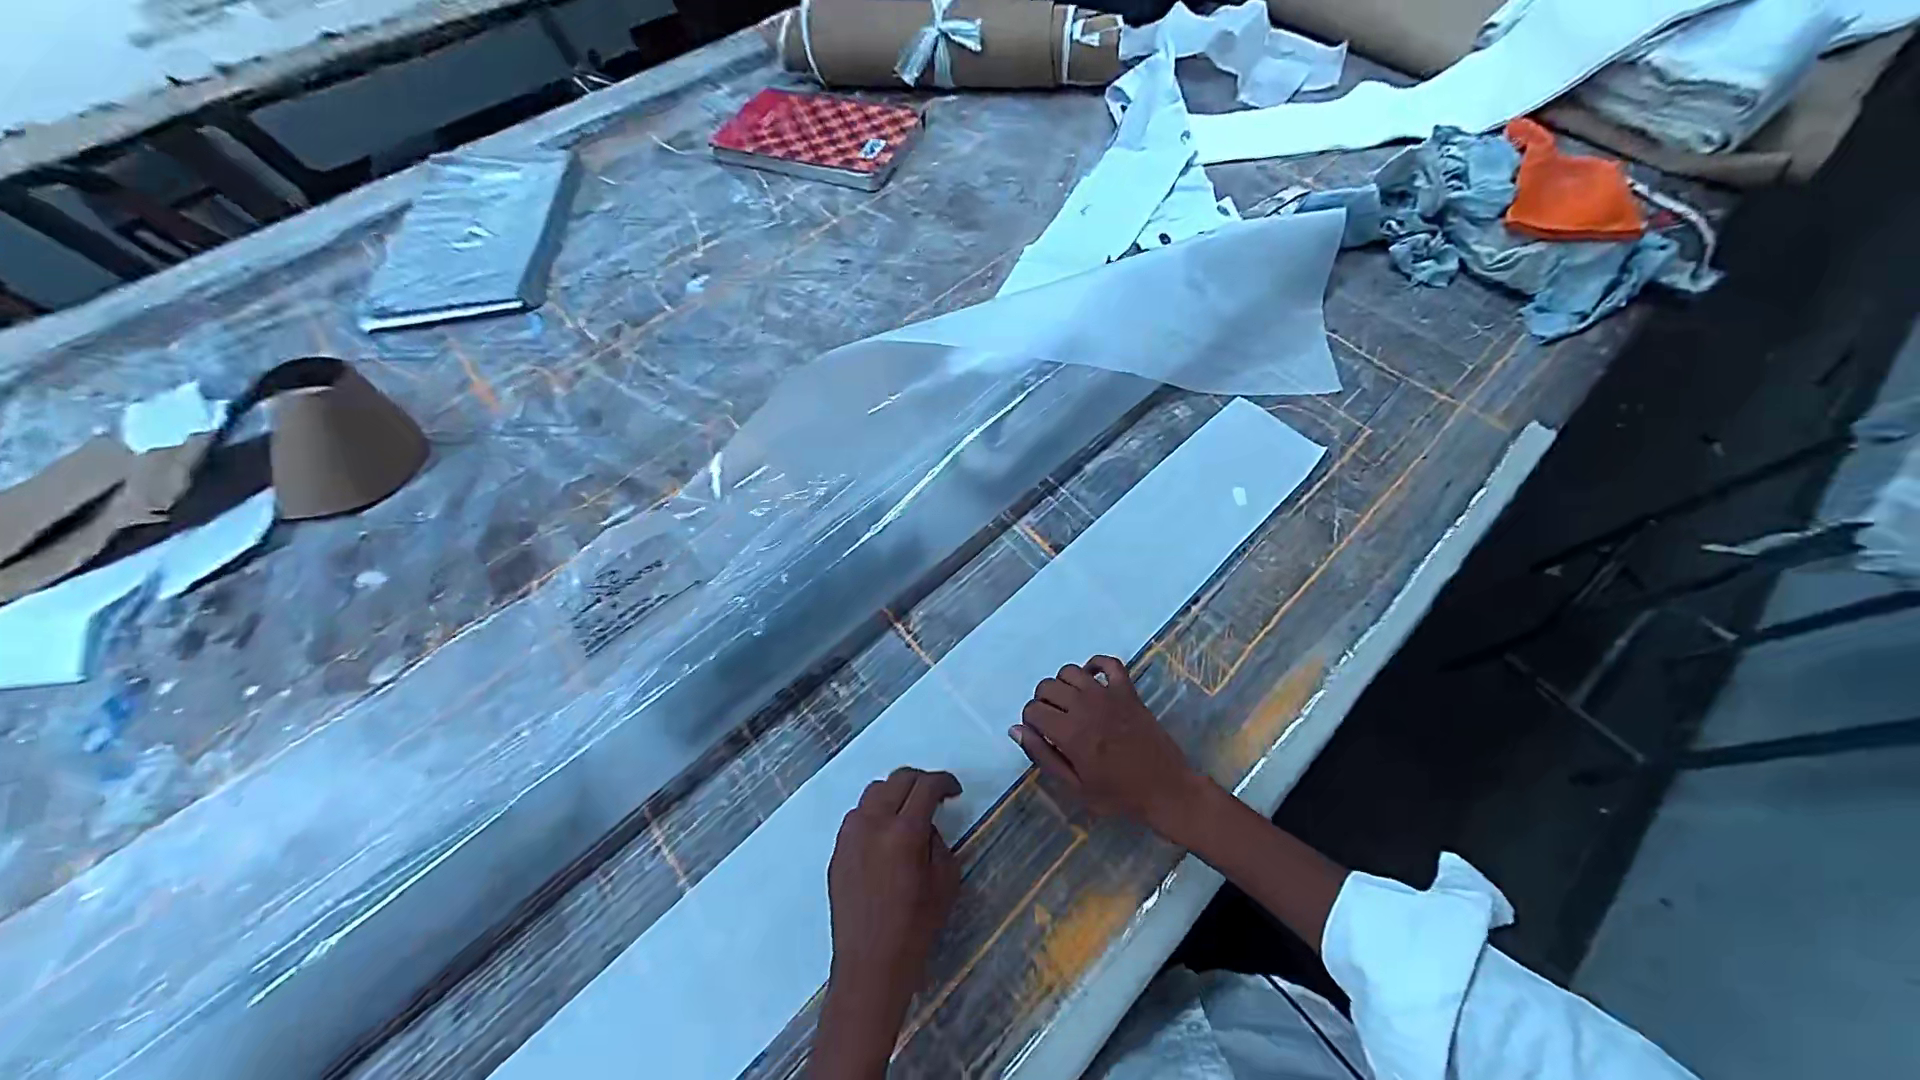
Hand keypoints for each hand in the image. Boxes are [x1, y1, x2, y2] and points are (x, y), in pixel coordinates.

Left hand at [814, 767, 961, 1078]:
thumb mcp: (945, 880)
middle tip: (935, 795)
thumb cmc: (916, 926)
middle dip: (921, 780)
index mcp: (903, 832)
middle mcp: (872, 824)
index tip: (954, 791)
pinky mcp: (837, 849)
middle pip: (898, 779)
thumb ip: (938, 840)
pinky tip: (886, 832)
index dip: (944, 782)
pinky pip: (858, 815)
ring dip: (896, 793)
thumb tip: (925, 822)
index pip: (926, 786)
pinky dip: (876, 812)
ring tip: (909, 811)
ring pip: (874, 792)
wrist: (870, 963)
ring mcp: (850, 835)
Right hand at [1010, 655, 1207, 837]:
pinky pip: (1108, 663)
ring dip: (1063, 684)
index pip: (1033, 710)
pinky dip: (1095, 665)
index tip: (1041, 736)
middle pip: (1047, 686)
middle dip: (1042, 702)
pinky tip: (1092, 681)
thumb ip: (1043, 756)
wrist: (1166, 790)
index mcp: (1069, 732)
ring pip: (1070, 671)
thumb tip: (1016, 730)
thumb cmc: (1118, 795)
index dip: (1030, 722)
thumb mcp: (1075, 786)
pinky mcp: (1128, 691)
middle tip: (1054, 723)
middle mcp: (1085, 706)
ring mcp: (1108, 694)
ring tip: (1071, 704)